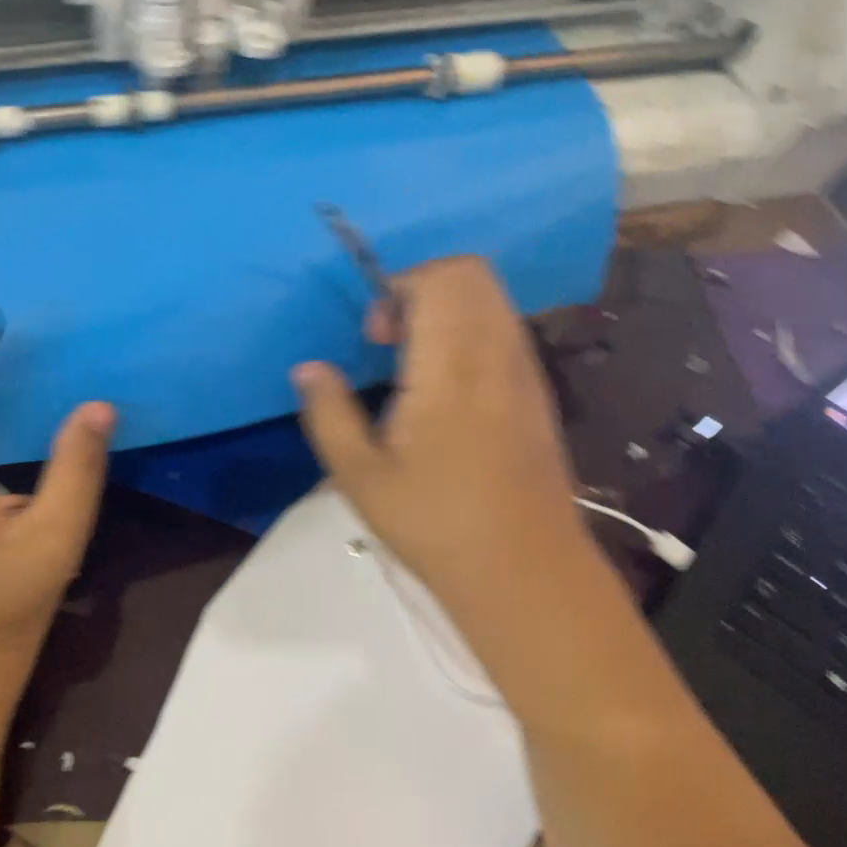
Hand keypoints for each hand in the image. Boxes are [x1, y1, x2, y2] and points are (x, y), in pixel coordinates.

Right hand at [292, 257, 601, 611]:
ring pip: (493, 300)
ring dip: (448, 311)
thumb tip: (308, 368)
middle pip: (473, 274)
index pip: (443, 278)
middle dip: (423, 289)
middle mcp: (497, 355)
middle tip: (390, 342)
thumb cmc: (435, 526)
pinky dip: (471, 334)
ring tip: (414, 366)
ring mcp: (525, 373)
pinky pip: (505, 332)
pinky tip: (446, 391)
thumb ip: (328, 413)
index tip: (375, 338)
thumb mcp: (360, 477)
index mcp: (451, 368)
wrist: (526, 572)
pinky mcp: (538, 395)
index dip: (399, 287)